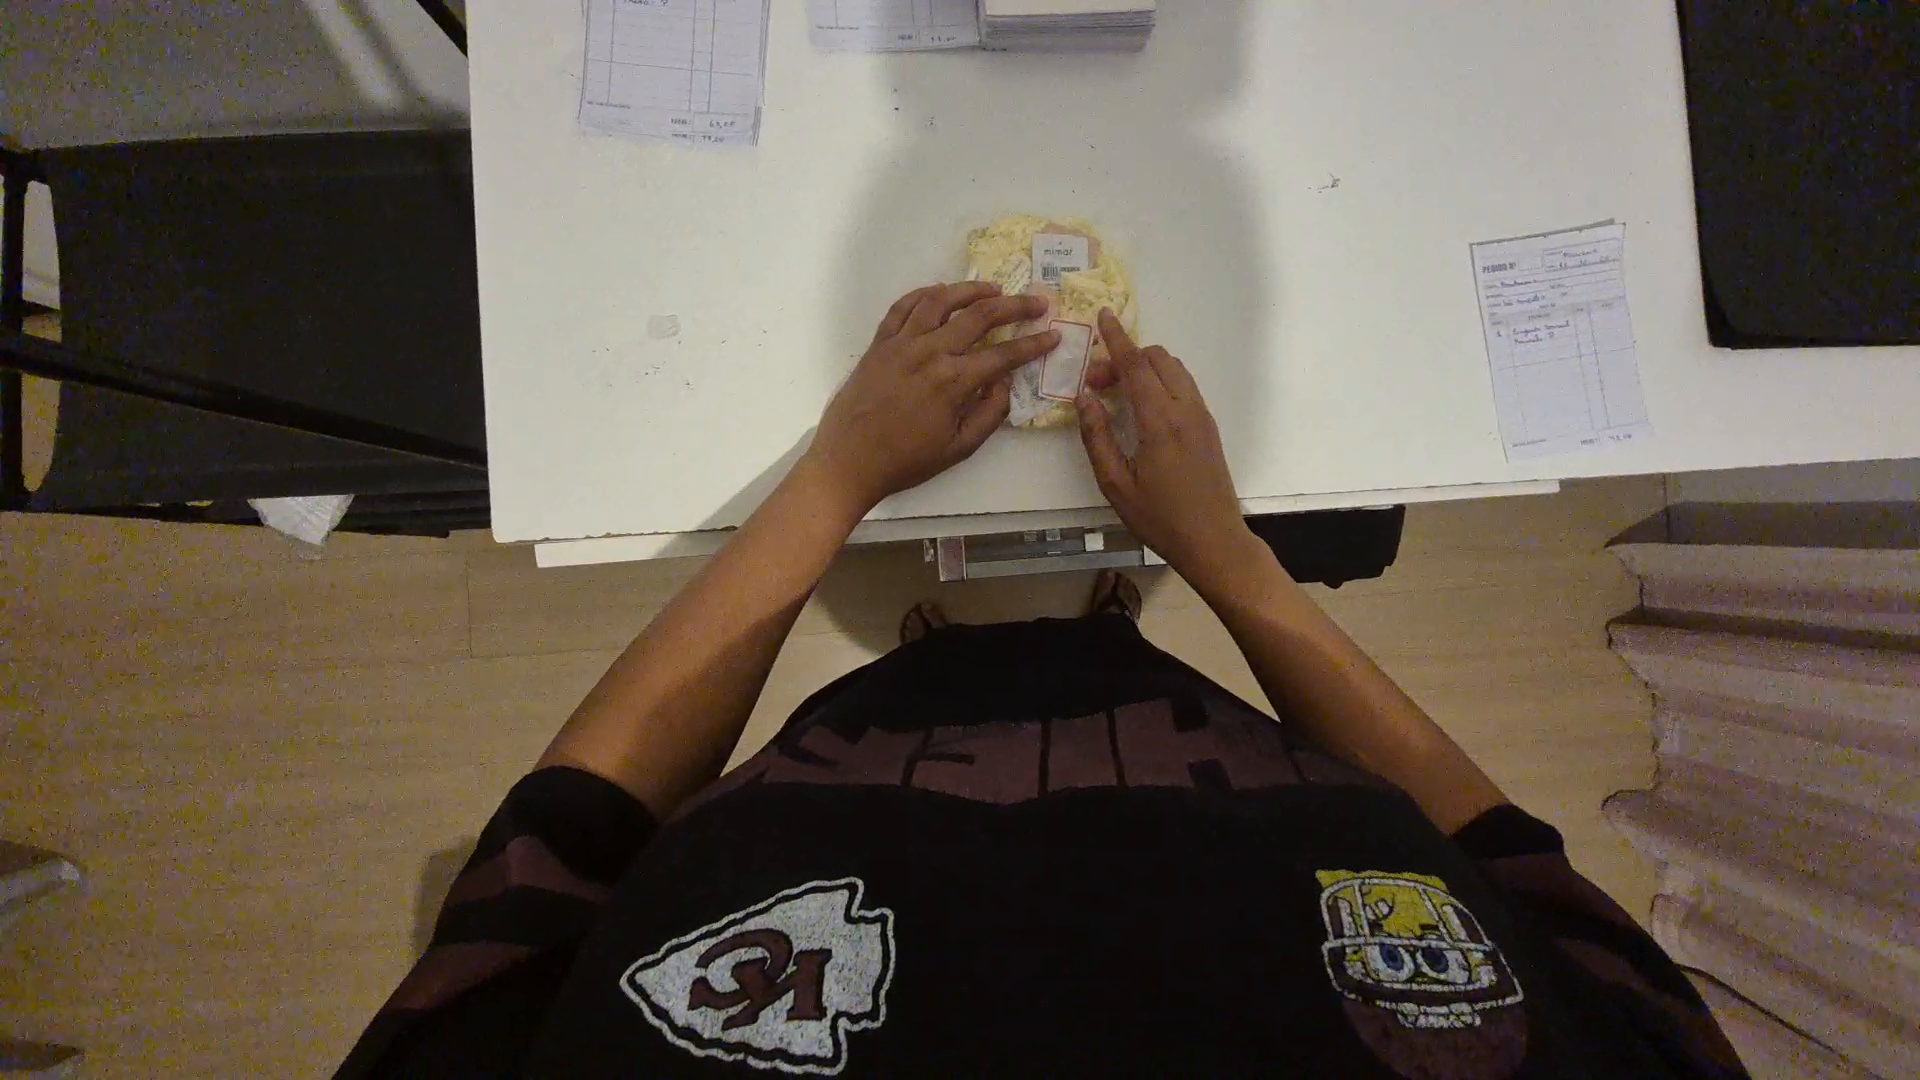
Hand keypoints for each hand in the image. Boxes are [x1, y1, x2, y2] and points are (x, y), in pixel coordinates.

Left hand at [806, 282, 1056, 512]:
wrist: (849, 461)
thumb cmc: (906, 461)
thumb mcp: (959, 449)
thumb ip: (989, 414)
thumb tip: (1004, 384)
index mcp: (953, 381)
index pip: (1003, 354)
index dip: (1033, 344)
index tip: (1053, 335)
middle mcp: (930, 352)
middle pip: (979, 316)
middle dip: (1014, 306)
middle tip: (1035, 302)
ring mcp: (901, 343)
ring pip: (941, 301)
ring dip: (971, 290)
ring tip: (992, 289)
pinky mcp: (879, 343)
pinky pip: (903, 307)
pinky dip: (925, 294)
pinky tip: (940, 293)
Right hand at [1077, 309, 1256, 575]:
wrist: (1213, 540)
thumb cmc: (1159, 518)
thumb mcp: (1116, 484)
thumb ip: (1097, 437)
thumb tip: (1084, 398)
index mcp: (1160, 422)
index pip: (1137, 366)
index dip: (1117, 339)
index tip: (1103, 316)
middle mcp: (1186, 410)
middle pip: (1158, 359)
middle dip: (1126, 357)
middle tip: (1097, 384)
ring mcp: (1202, 417)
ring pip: (1175, 370)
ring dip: (1145, 368)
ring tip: (1117, 394)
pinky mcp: (1209, 427)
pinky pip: (1184, 386)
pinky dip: (1161, 381)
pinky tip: (1142, 407)